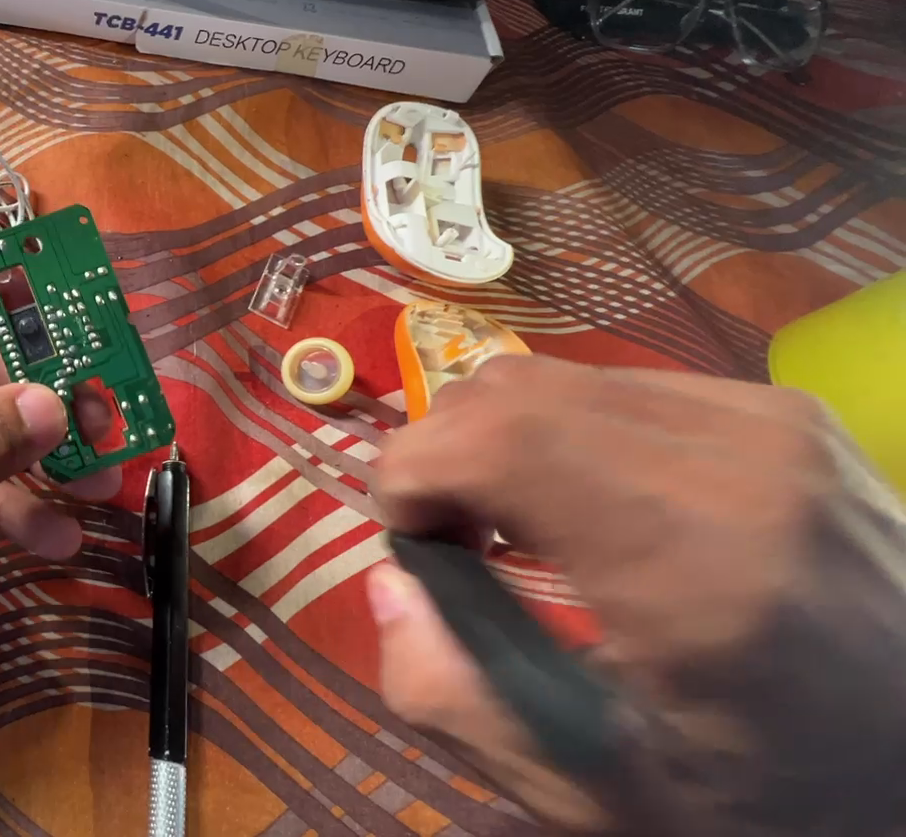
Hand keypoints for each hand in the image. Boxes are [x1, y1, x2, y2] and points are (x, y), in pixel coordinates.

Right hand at [370, 355, 905, 835]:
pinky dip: (546, 429)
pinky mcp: (778, 407)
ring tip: (511, 515)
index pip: (491, 443)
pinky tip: (578, 496)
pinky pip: (596, 383)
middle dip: (435, 456)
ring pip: (539, 377)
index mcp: (698, 570)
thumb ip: (446, 692)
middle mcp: (742, 468)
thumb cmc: (769, 797)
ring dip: (484, 439)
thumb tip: (394, 581)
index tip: (416, 546)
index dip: (409, 475)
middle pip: (501, 397)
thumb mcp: (584, 790)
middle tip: (454, 536)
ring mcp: (769, 423)